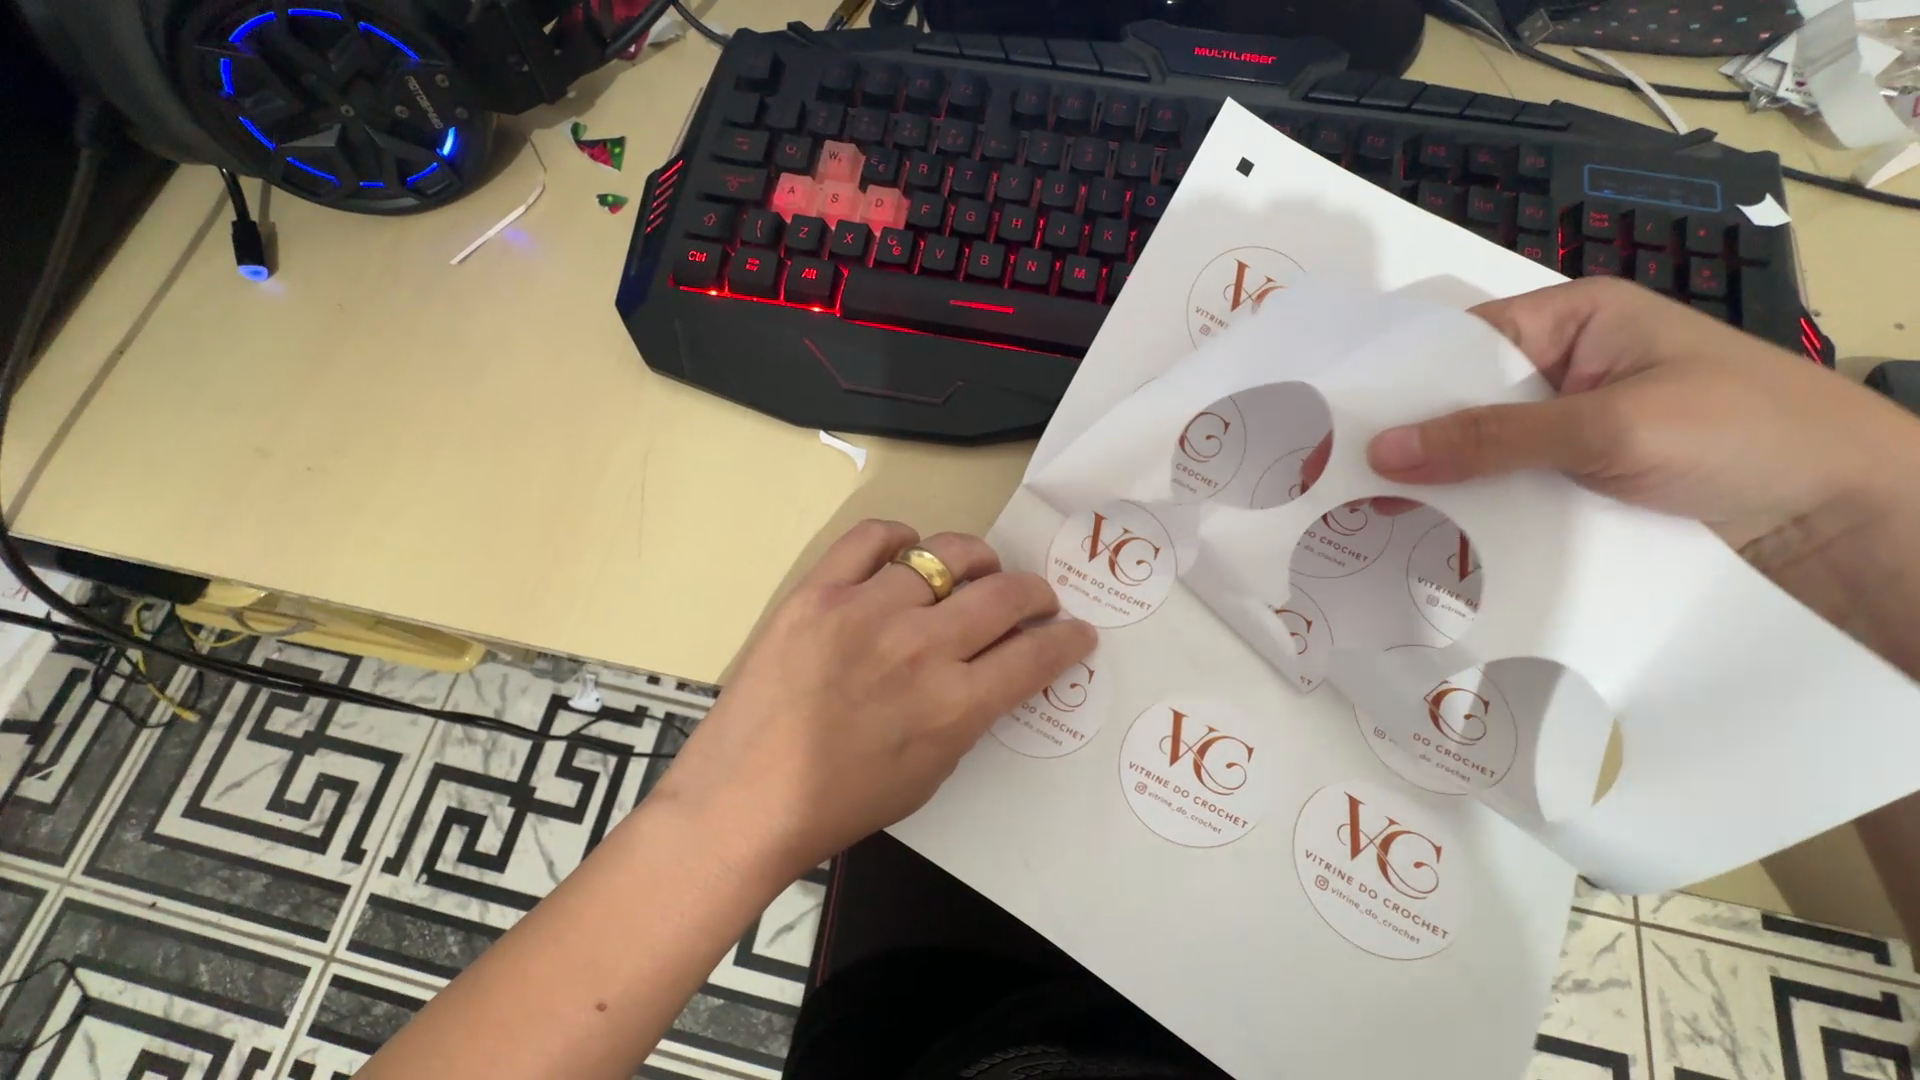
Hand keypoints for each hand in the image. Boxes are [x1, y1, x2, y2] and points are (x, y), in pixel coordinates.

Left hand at [651, 521, 1095, 879]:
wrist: (745, 798)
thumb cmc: (841, 803)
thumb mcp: (930, 775)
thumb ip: (967, 716)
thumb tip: (989, 672)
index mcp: (954, 705)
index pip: (1036, 655)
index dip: (1067, 640)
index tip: (1076, 632)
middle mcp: (921, 647)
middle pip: (1004, 595)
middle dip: (1036, 594)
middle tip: (1036, 599)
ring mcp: (867, 611)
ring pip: (947, 554)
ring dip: (978, 560)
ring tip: (979, 569)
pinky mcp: (819, 591)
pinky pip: (872, 537)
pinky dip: (902, 535)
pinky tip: (909, 549)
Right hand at [1359, 278, 1919, 675]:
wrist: (1849, 515)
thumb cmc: (1742, 436)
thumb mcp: (1608, 427)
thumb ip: (1490, 438)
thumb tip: (1379, 451)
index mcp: (1575, 320)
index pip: (1461, 341)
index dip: (1402, 378)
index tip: (1338, 420)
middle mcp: (1565, 365)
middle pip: (1464, 396)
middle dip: (1412, 435)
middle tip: (1338, 473)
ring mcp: (1572, 422)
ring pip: (1482, 445)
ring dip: (1441, 476)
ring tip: (1367, 507)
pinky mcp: (1579, 472)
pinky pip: (1508, 480)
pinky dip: (1475, 501)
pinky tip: (1430, 527)